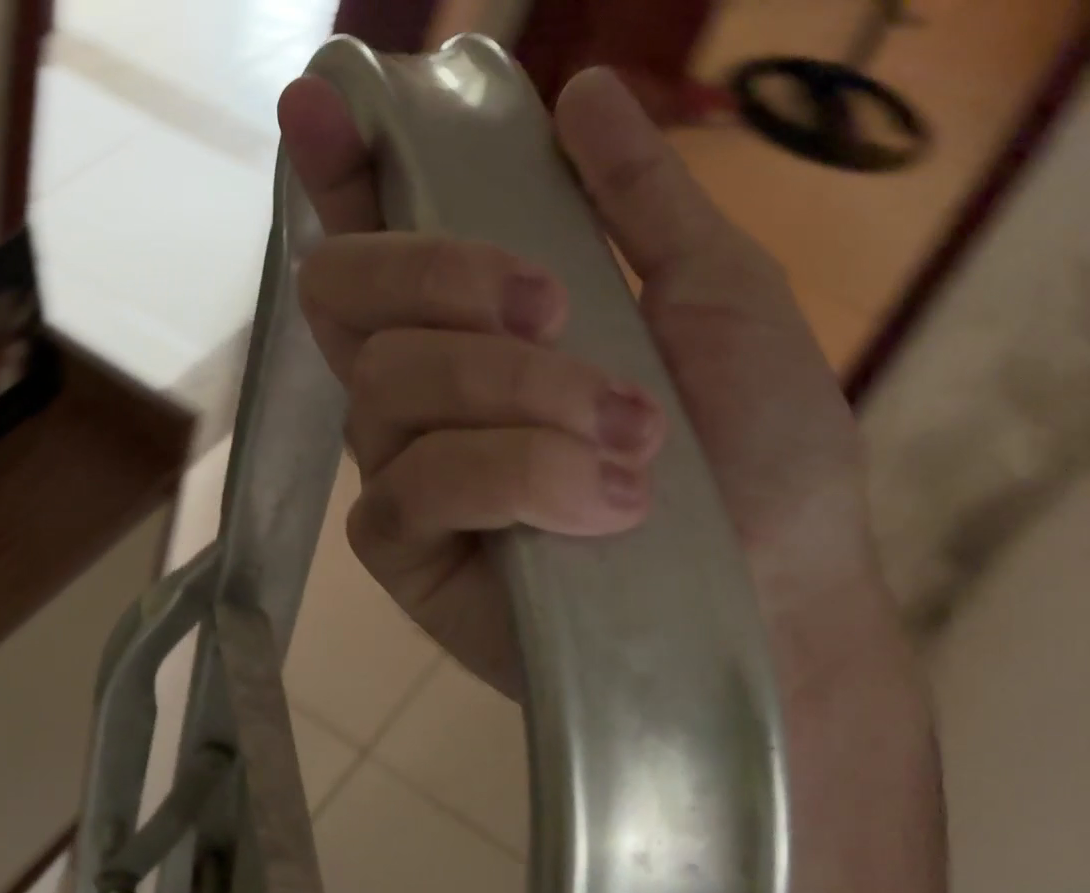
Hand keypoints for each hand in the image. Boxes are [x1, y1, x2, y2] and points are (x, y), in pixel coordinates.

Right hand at [277, 66, 873, 692]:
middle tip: (553, 307)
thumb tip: (580, 92)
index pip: (374, 236)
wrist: (767, 603)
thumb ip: (641, 203)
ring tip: (631, 442)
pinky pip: (417, 482)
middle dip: (439, 275)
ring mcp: (395, 466)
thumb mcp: (715, 301)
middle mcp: (413, 388)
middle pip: (342, 292)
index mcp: (469, 323)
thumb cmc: (751, 456)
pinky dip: (518, 478)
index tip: (322, 102)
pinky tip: (604, 509)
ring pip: (391, 383)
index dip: (341, 170)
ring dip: (521, 394)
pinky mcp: (396, 545)